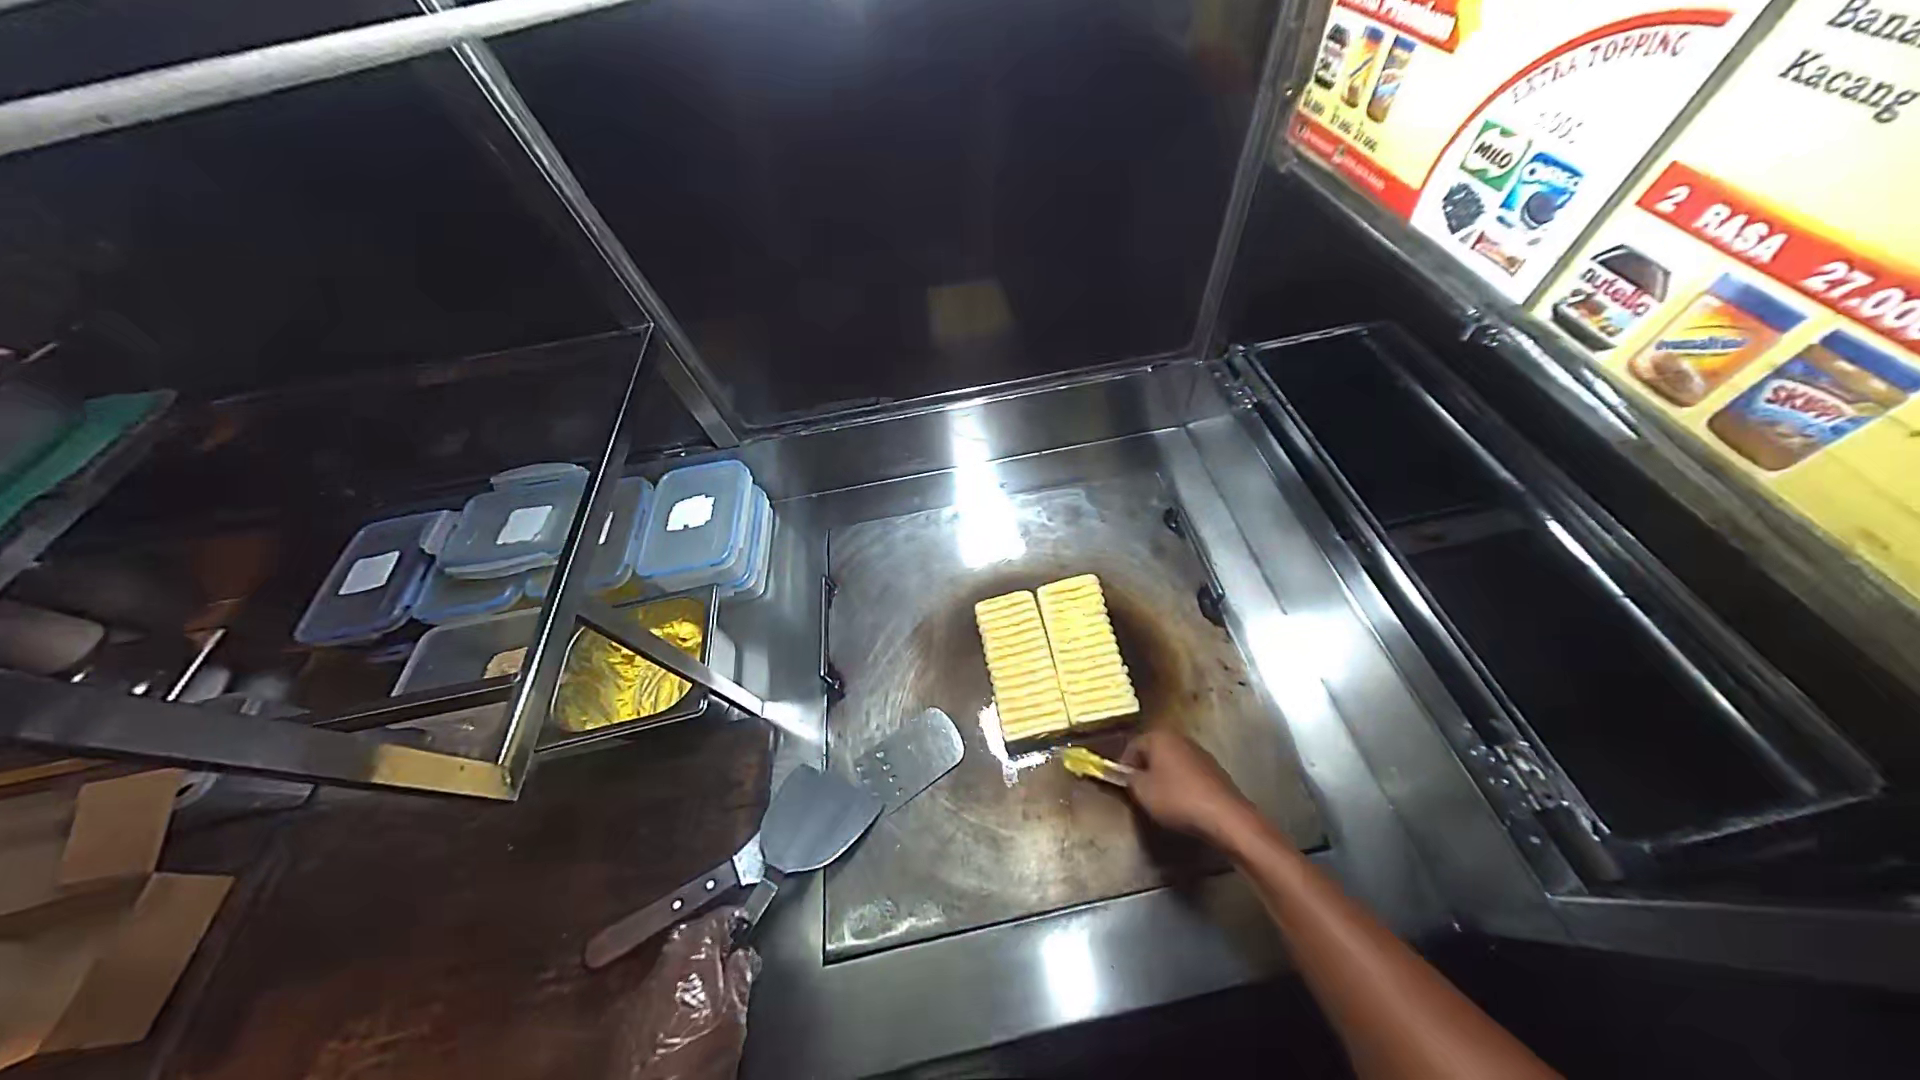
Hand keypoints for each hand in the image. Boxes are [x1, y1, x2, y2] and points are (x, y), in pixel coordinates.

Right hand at [1122, 730, 1256, 844]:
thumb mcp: (1142, 791)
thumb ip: (1129, 779)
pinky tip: (1183, 802)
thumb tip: (1128, 774)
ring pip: (1172, 761)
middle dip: (1145, 769)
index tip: (1124, 785)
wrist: (1225, 816)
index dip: (1124, 766)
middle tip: (1140, 791)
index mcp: (1160, 736)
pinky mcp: (1215, 769)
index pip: (1133, 746)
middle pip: (1154, 751)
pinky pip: (1189, 772)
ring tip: (1161, 799)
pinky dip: (1182, 783)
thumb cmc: (1177, 799)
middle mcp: (1180, 738)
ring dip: (1164, 776)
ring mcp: (1200, 752)